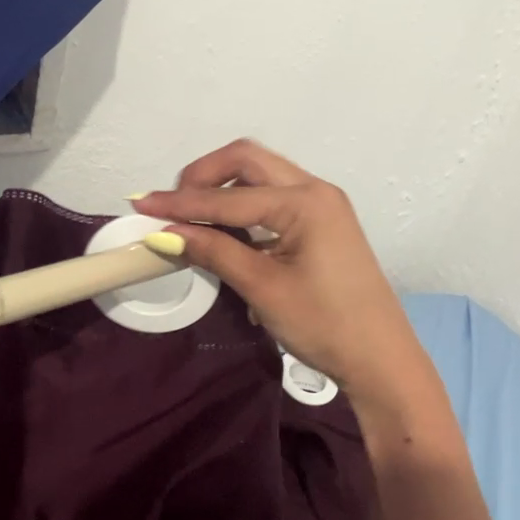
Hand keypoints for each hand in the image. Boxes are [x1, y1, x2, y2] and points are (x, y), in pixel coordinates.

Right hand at [132, 140, 428, 396]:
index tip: (139, 203)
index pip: (228, 196)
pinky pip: (274, 197)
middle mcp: (315, 190)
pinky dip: (243, 204)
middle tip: (172, 205)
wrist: (380, 359)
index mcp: (304, 201)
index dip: (180, 201)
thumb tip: (165, 232)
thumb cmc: (323, 324)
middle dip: (204, 175)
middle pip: (247, 160)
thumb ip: (214, 251)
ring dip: (223, 187)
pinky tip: (224, 229)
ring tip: (191, 216)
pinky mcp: (323, 223)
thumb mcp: (262, 287)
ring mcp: (322, 205)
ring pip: (261, 175)